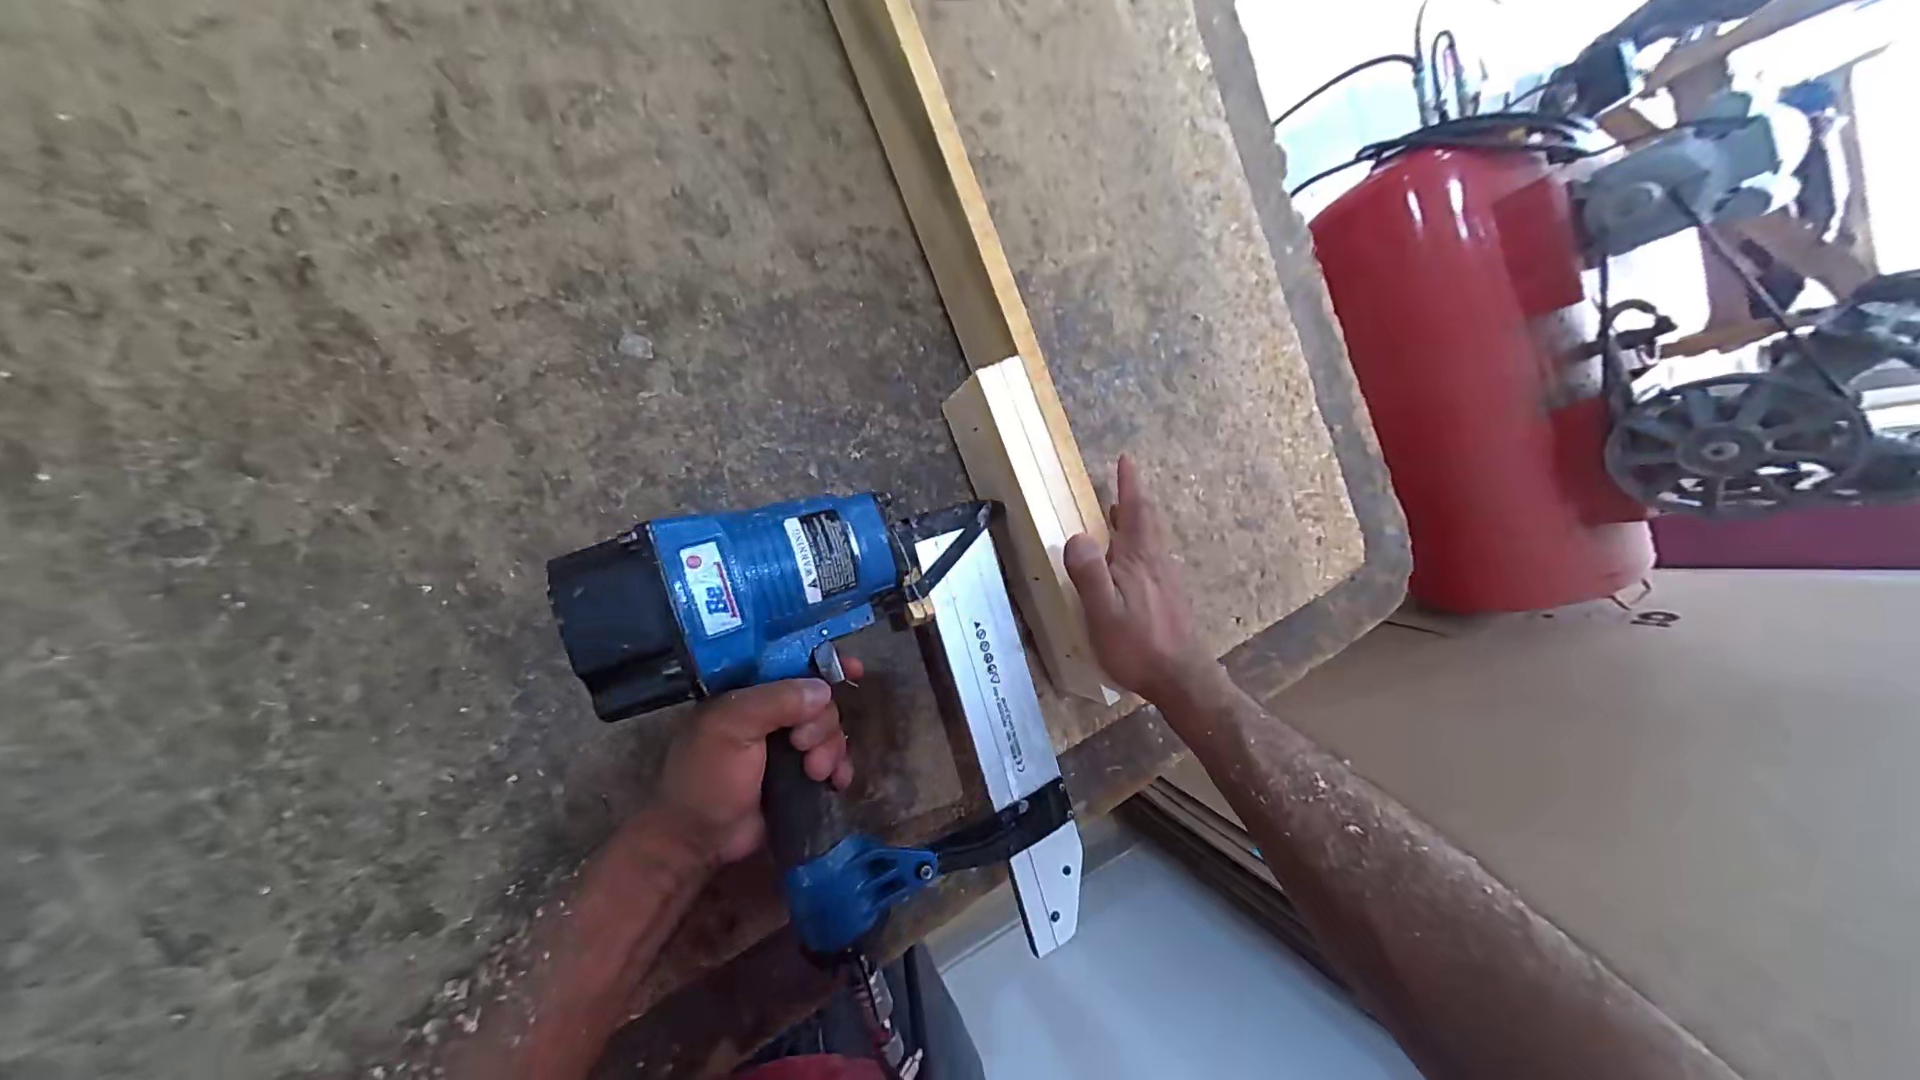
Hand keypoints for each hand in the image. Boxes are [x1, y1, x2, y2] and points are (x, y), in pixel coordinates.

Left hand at [650, 660, 860, 866]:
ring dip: (830, 749)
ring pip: (831, 729)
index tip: (853, 668)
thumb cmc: (706, 777)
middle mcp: (772, 712)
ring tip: (815, 773)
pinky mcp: (801, 774)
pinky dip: (840, 767)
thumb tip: (824, 690)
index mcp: (750, 690)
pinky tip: (836, 782)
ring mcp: (788, 744)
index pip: (792, 662)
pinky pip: (835, 759)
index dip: (824, 660)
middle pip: (821, 699)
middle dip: (822, 723)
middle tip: (802, 746)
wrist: (698, 842)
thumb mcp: (731, 728)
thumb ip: (776, 702)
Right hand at [1064, 455, 1217, 705]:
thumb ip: (1089, 574)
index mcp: (1139, 560)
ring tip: (1123, 513)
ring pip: (1154, 539)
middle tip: (1125, 479)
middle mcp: (1157, 563)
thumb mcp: (1103, 613)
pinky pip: (1155, 556)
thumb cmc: (1138, 646)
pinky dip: (1143, 542)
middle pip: (1149, 521)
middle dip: (1137, 497)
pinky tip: (1135, 559)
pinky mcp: (1170, 597)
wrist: (1182, 678)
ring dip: (1140, 519)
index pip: (1137, 512)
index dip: (1131, 485)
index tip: (1127, 459)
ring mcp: (1167, 580)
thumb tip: (1076, 536)